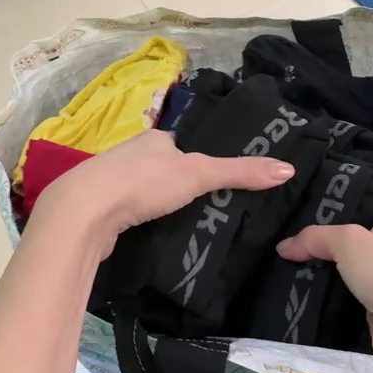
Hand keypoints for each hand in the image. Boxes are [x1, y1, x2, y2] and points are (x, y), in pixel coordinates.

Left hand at [33, 130, 293, 257]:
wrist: (84, 213)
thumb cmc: (143, 183)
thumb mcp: (200, 174)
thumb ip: (241, 173)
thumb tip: (288, 169)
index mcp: (155, 138)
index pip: (186, 145)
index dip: (204, 161)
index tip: (221, 180)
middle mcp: (132, 154)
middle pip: (167, 168)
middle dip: (184, 186)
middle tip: (211, 205)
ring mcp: (113, 182)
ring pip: (147, 192)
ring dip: (163, 205)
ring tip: (189, 223)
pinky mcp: (102, 210)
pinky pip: (132, 213)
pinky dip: (145, 221)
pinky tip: (157, 234)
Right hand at [275, 211, 372, 372]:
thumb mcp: (349, 241)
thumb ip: (315, 238)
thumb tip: (283, 246)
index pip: (359, 211)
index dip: (331, 212)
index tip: (297, 213)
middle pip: (346, 244)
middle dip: (318, 245)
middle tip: (281, 242)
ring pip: (341, 272)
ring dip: (317, 273)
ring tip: (280, 266)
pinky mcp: (371, 312)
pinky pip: (341, 299)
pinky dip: (323, 298)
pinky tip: (296, 294)